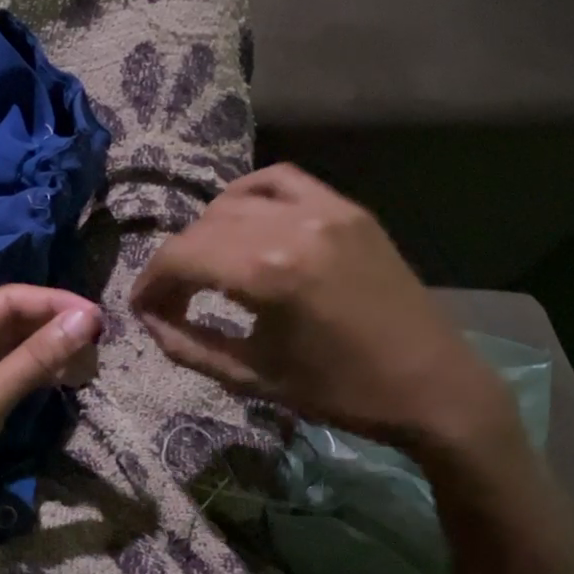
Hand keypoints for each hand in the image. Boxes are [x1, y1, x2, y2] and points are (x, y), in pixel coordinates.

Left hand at [0, 284, 102, 536]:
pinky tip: (71, 375)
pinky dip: (44, 369)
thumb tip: (86, 319)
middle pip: (15, 318)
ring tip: (92, 358)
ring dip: (54, 348)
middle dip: (56, 325)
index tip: (97, 315)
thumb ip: (37, 358)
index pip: (7, 299)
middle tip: (102, 338)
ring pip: (20, 343)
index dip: (53, 302)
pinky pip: (18, 367)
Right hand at [130, 162, 514, 454]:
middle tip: (169, 300)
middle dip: (175, 264)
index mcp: (268, 273)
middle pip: (202, 229)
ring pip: (235, 202)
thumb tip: (147, 318)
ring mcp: (325, 211)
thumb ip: (187, 345)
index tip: (142, 308)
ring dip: (206, 232)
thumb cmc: (338, 392)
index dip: (150, 283)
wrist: (431, 386)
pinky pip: (281, 181)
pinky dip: (248, 196)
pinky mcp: (348, 209)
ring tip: (206, 266)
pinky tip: (241, 222)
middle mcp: (293, 227)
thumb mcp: (251, 377)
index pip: (181, 257)